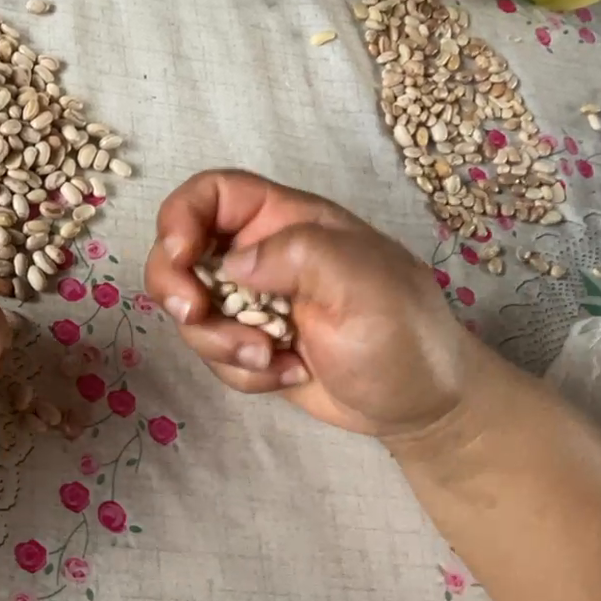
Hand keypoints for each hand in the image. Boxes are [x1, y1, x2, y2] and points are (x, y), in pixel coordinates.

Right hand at [143, 170, 490, 443]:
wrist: (423, 406)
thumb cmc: (406, 335)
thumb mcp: (367, 285)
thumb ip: (302, 255)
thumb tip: (232, 265)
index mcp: (284, 222)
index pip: (211, 194)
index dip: (180, 216)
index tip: (181, 257)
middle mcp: (256, 255)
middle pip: (177, 253)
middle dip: (178, 289)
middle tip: (197, 317)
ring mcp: (246, 302)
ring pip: (187, 309)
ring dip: (217, 341)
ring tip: (273, 359)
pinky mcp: (243, 342)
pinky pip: (209, 351)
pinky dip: (238, 370)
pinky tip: (286, 373)